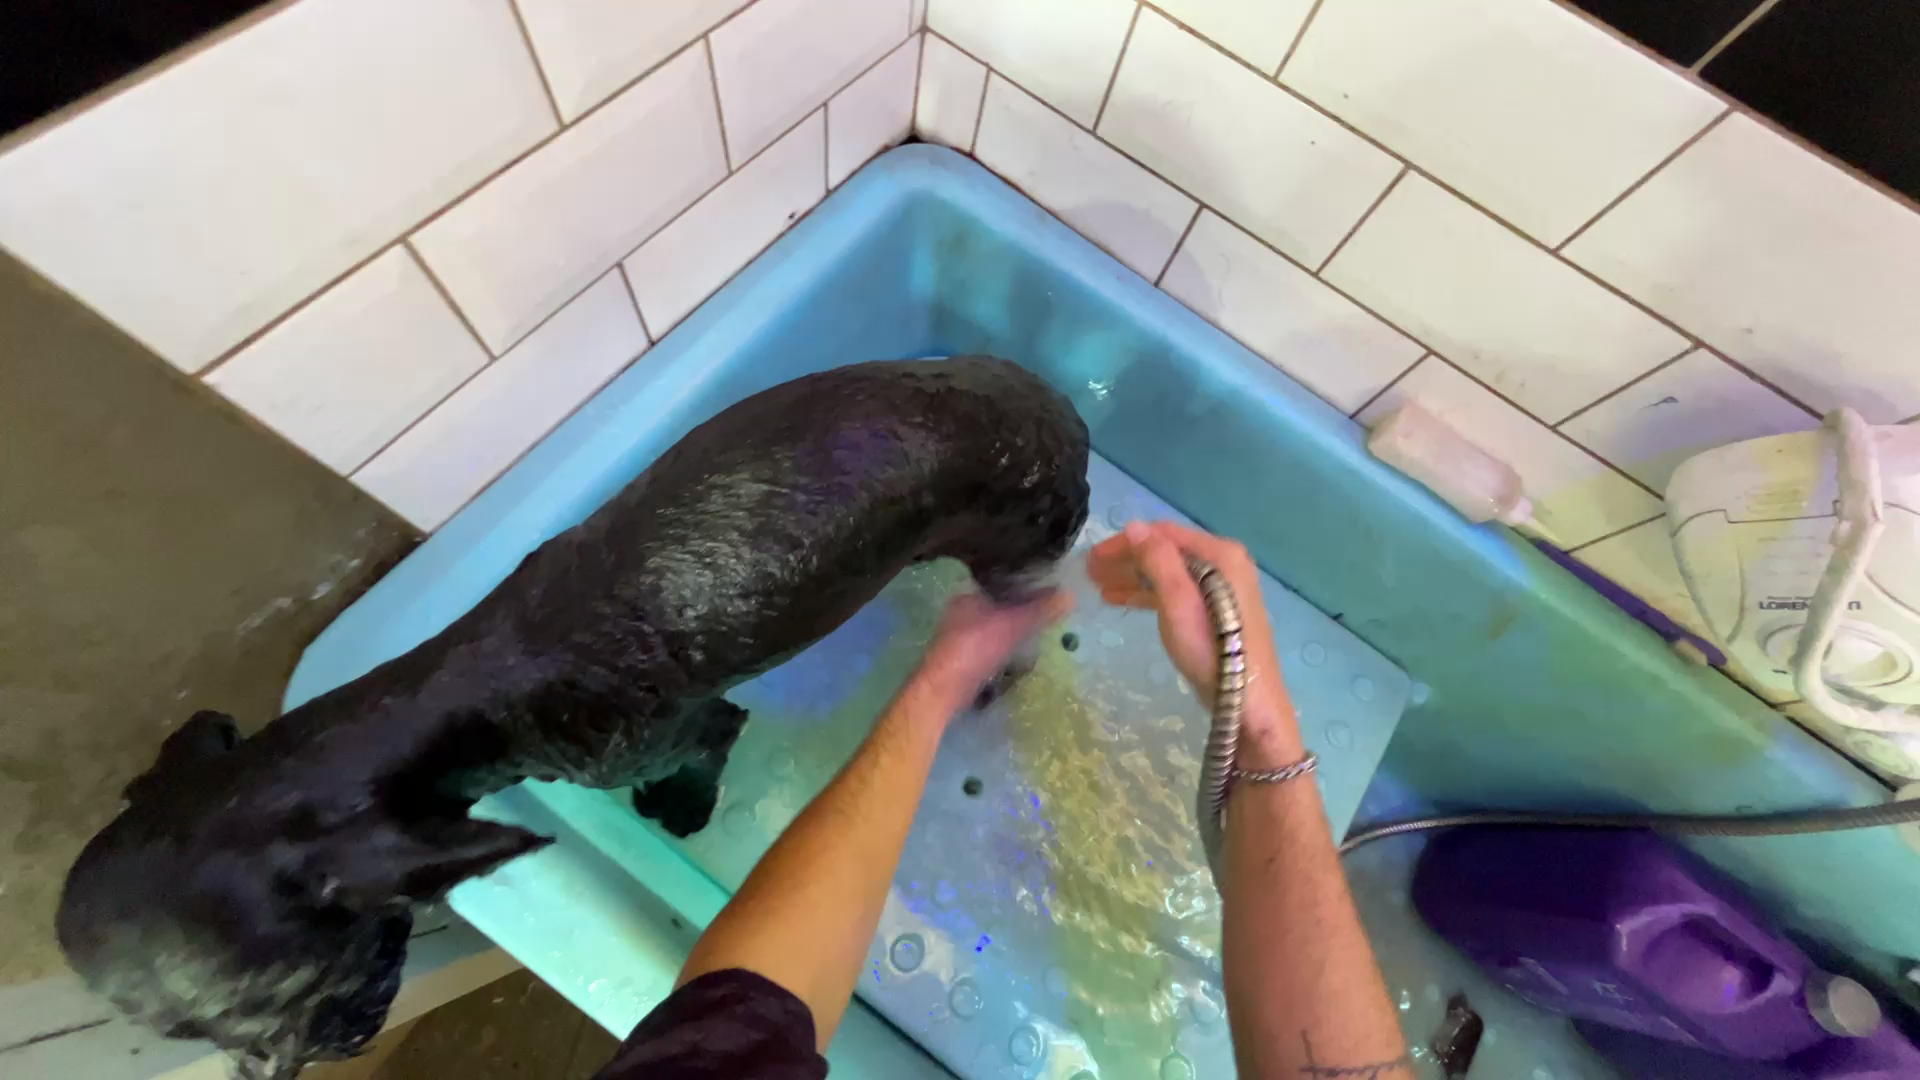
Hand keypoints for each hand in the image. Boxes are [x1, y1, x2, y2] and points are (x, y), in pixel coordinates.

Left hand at [911, 589, 1073, 712]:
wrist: (944, 690)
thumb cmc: (975, 649)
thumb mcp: (1012, 625)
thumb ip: (1040, 610)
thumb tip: (1070, 594)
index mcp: (968, 595)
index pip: (1000, 581)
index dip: (1024, 583)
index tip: (1048, 587)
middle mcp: (962, 611)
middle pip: (998, 604)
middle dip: (1021, 607)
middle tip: (1049, 610)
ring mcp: (961, 636)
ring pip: (995, 625)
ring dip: (1014, 628)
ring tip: (1040, 629)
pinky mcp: (964, 657)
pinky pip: (991, 645)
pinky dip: (1006, 646)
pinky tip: (1021, 652)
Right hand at [1088, 522, 1302, 760]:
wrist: (1248, 702)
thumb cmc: (1210, 649)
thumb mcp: (1178, 601)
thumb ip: (1158, 560)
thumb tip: (1134, 526)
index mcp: (1220, 554)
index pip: (1163, 533)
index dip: (1125, 542)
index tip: (1093, 557)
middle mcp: (1225, 562)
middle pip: (1166, 550)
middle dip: (1126, 559)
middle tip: (1090, 572)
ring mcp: (1224, 587)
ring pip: (1169, 571)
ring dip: (1133, 576)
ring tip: (1100, 588)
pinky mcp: (1218, 610)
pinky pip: (1177, 590)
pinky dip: (1150, 592)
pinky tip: (1124, 600)